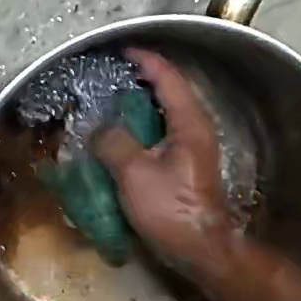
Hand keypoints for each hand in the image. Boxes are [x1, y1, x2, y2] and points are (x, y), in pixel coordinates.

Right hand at [93, 48, 238, 275]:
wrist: (200, 248)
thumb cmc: (172, 211)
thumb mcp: (135, 174)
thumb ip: (114, 143)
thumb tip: (100, 130)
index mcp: (190, 123)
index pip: (169, 78)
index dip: (146, 61)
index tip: (123, 52)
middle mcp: (197, 129)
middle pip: (172, 91)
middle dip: (144, 79)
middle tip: (115, 75)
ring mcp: (195, 148)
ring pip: (169, 113)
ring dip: (144, 104)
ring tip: (116, 100)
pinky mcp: (188, 166)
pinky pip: (165, 133)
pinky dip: (146, 126)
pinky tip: (126, 135)